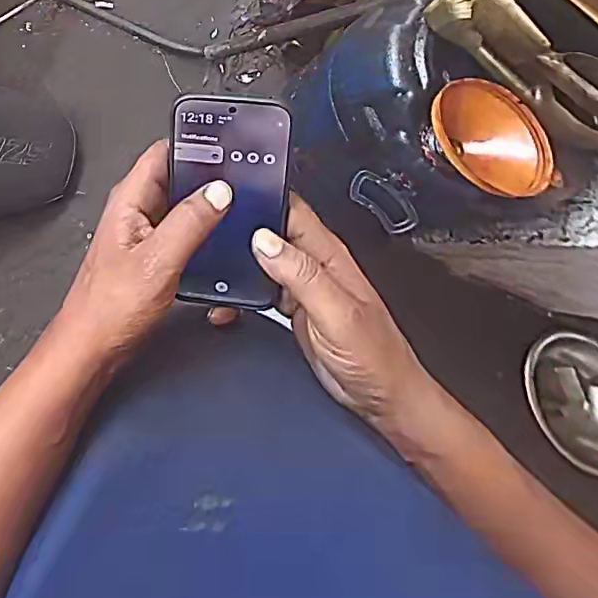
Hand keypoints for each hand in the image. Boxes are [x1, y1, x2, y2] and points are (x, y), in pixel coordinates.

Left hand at [50, 140, 230, 363]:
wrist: (91, 352)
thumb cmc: (106, 310)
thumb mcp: (156, 262)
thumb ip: (190, 222)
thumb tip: (219, 192)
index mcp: (129, 200)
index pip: (164, 151)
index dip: (195, 144)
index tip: (226, 147)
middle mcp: (137, 211)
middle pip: (180, 177)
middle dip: (210, 177)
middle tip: (242, 181)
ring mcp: (147, 234)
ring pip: (186, 206)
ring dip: (209, 207)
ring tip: (237, 210)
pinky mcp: (156, 255)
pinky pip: (187, 232)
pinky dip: (205, 233)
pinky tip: (221, 242)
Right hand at [219, 196, 441, 439]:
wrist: (384, 398)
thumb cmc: (376, 358)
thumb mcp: (338, 314)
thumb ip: (302, 274)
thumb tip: (265, 240)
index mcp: (329, 255)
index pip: (292, 209)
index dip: (262, 199)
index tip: (231, 203)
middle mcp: (316, 264)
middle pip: (273, 230)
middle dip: (243, 229)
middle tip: (212, 238)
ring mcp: (304, 286)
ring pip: (265, 258)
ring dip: (240, 262)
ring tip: (217, 271)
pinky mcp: (295, 308)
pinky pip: (263, 288)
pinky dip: (244, 292)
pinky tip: (231, 303)